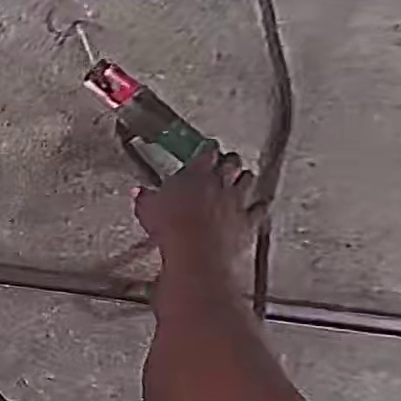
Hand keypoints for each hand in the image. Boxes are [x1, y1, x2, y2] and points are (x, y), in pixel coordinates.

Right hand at [133, 149, 261, 297]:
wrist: (198, 253)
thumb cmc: (173, 228)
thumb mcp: (148, 210)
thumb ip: (146, 198)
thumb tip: (141, 193)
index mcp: (194, 175)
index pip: (206, 154)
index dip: (209, 150)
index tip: (209, 147)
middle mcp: (219, 184)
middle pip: (232, 163)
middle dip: (231, 160)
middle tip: (229, 158)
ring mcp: (236, 202)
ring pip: (248, 181)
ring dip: (246, 178)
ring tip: (246, 175)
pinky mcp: (248, 221)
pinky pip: (259, 209)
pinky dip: (259, 206)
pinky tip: (260, 205)